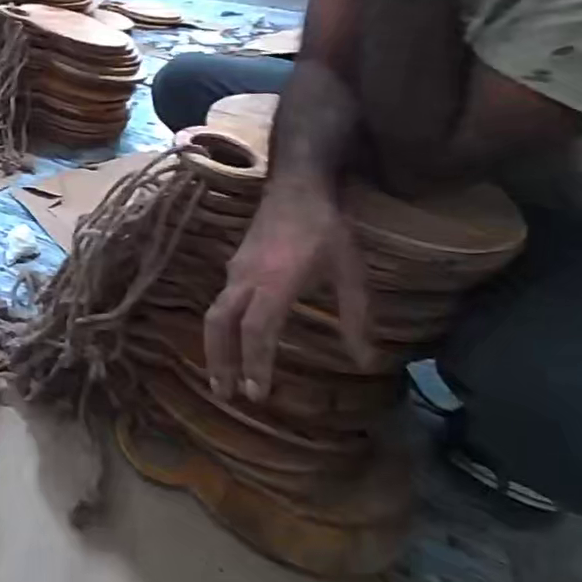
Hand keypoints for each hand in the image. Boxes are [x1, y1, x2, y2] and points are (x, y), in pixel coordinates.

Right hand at [204, 191, 368, 401]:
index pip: (257, 331)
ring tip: (222, 375)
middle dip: (219, 360)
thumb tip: (366, 362)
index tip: (257, 393)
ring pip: (215, 313)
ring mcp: (235, 271)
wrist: (296, 187)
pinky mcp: (234, 265)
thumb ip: (356, 318)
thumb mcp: (350, 272)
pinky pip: (221, 301)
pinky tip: (231, 338)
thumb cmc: (326, 229)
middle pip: (220, 324)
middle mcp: (247, 280)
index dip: (255, 363)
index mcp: (275, 284)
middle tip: (224, 393)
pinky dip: (221, 327)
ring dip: (215, 347)